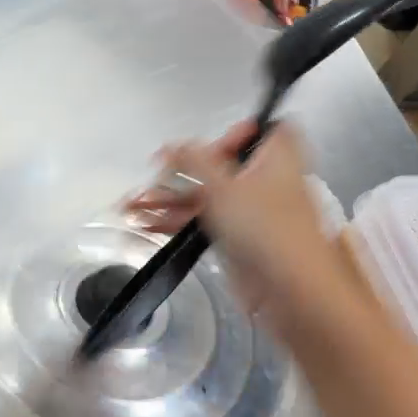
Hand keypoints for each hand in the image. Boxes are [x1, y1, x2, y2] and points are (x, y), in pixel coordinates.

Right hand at [127, 120, 348, 330]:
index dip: (230, 136)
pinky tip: (144, 223)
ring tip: (131, 205)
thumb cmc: (264, 226)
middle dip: (180, 173)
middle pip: (219, 166)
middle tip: (153, 179)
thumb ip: (193, 160)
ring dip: (168, 199)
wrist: (286, 284)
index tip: (201, 149)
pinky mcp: (235, 237)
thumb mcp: (222, 185)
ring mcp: (249, 211)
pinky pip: (201, 220)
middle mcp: (264, 180)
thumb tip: (171, 146)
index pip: (258, 132)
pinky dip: (175, 220)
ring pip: (204, 196)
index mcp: (275, 157)